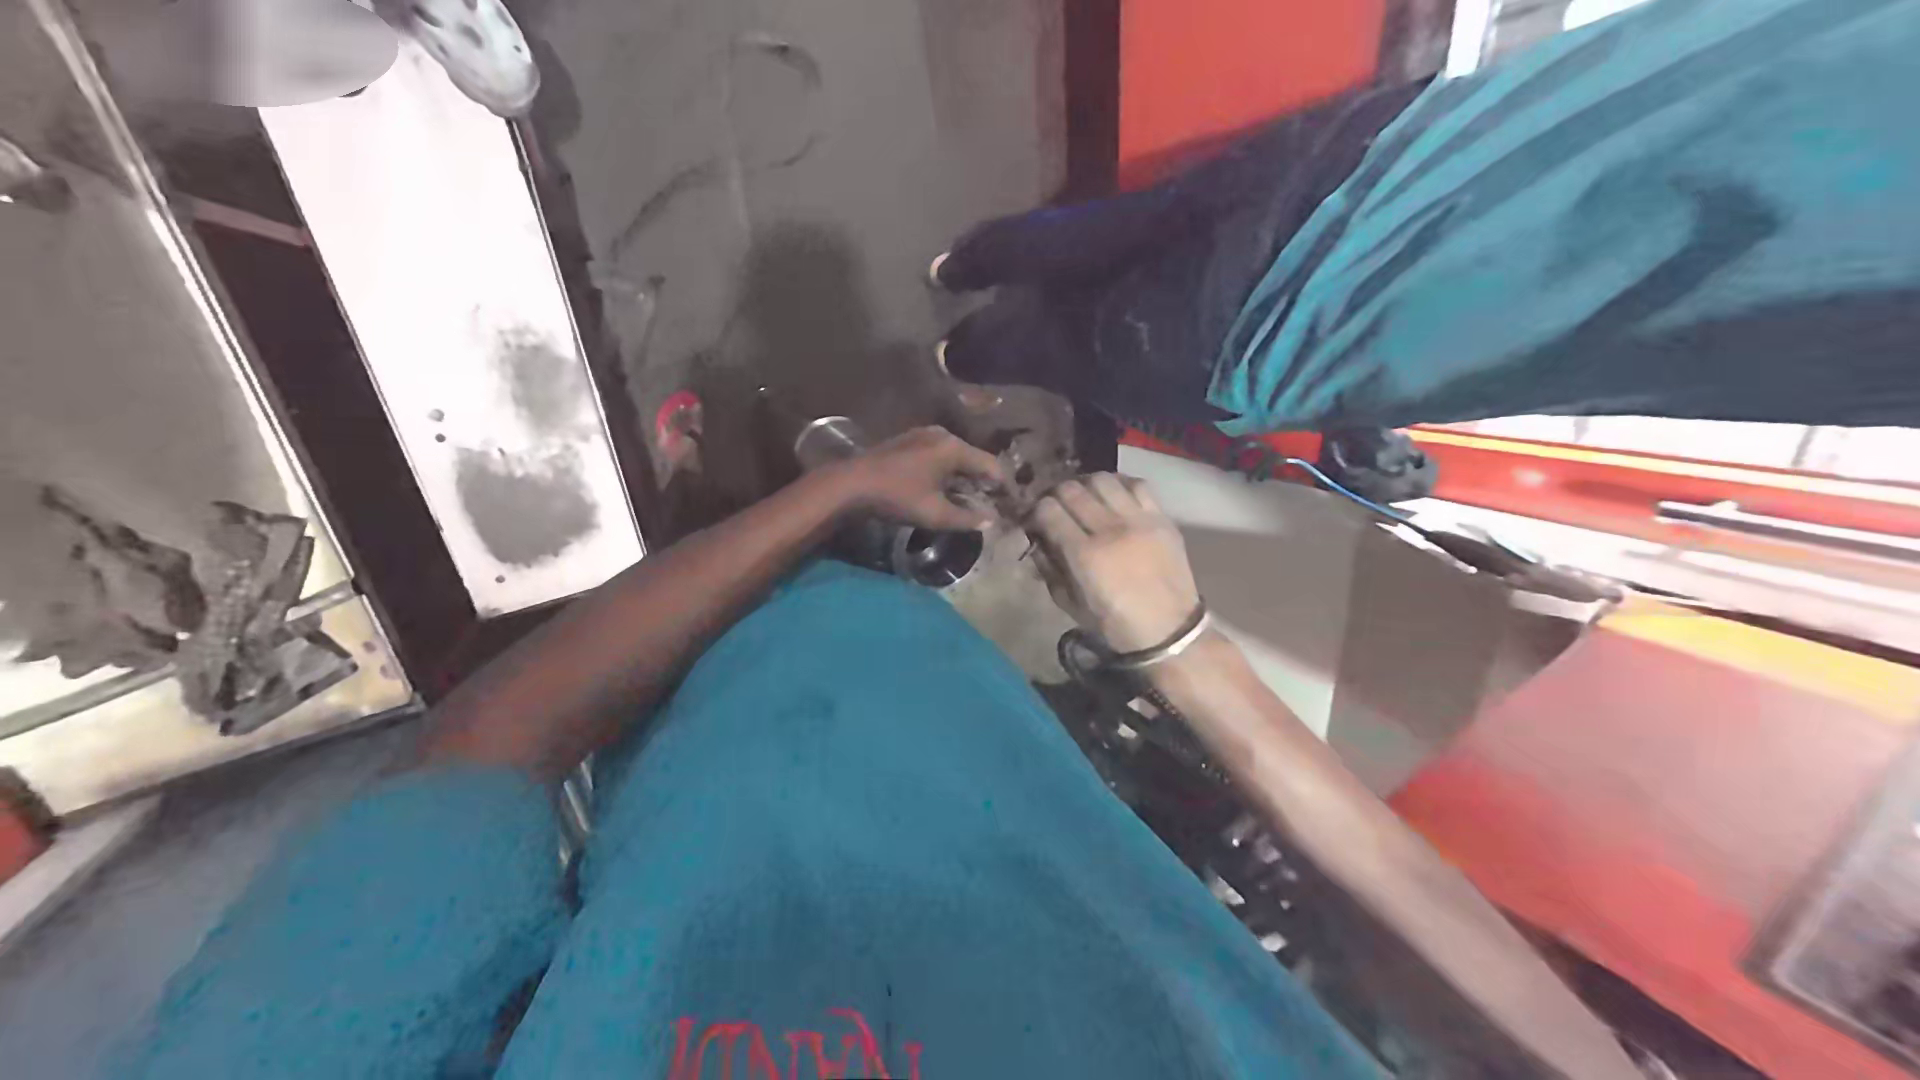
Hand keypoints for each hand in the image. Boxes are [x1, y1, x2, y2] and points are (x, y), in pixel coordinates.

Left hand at [828, 426, 1004, 530]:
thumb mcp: (935, 514)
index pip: (990, 464)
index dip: (1002, 485)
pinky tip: (943, 487)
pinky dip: (947, 470)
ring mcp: (922, 434)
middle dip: (983, 480)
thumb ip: (966, 519)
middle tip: (991, 501)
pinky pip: (938, 454)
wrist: (850, 484)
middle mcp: (942, 434)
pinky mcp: (908, 441)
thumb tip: (990, 522)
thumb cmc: (897, 497)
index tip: (1008, 502)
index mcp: (953, 447)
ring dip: (964, 476)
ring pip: (954, 455)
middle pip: (973, 457)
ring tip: (969, 498)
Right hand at [1027, 474, 1200, 652]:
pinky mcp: (1162, 518)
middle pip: (1072, 490)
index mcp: (1085, 555)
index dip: (1035, 511)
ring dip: (1086, 485)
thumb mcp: (1071, 605)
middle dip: (1055, 495)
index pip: (1049, 511)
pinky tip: (1114, 496)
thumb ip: (1050, 570)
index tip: (1034, 520)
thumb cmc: (1116, 625)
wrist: (1170, 632)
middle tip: (1056, 507)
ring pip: (1103, 480)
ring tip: (1085, 497)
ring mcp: (1139, 520)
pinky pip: (1137, 485)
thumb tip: (1037, 542)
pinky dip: (1120, 484)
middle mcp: (1110, 529)